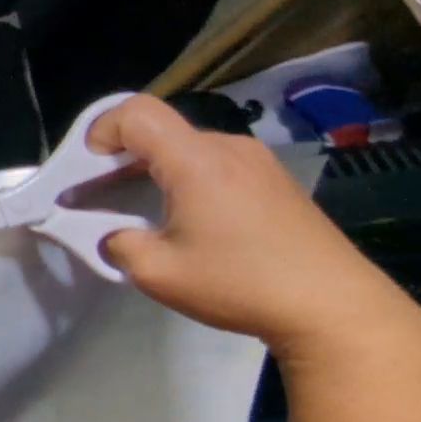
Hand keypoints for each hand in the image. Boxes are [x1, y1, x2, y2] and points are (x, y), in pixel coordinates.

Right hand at [86, 94, 406, 357]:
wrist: (334, 308)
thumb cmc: (239, 283)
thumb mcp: (155, 270)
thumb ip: (114, 240)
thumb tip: (107, 232)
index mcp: (197, 162)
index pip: (135, 113)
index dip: (98, 132)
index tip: (86, 172)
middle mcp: (228, 150)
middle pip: (157, 130)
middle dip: (115, 158)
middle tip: (94, 197)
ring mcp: (255, 163)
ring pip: (182, 147)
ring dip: (146, 171)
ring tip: (133, 211)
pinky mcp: (270, 181)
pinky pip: (209, 163)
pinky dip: (178, 180)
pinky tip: (176, 218)